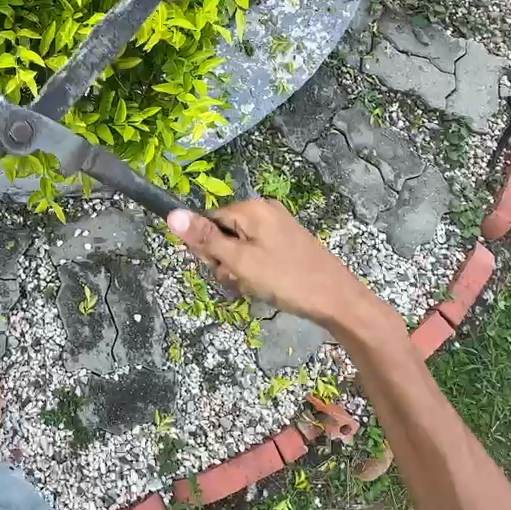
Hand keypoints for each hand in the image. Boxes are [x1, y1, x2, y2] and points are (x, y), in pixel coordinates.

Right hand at [166, 200, 392, 334]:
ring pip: (239, 245)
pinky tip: (265, 285)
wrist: (339, 301)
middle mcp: (263, 210)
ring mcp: (278, 225)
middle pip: (223, 231)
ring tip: (254, 285)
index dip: (206, 247)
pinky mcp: (287, 242)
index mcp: (251, 209)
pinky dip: (255, 269)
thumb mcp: (240, 261)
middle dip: (224, 259)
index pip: (207, 220)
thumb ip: (205, 238)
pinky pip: (256, 250)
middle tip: (240, 279)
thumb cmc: (286, 279)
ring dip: (238, 268)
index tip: (220, 268)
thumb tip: (171, 214)